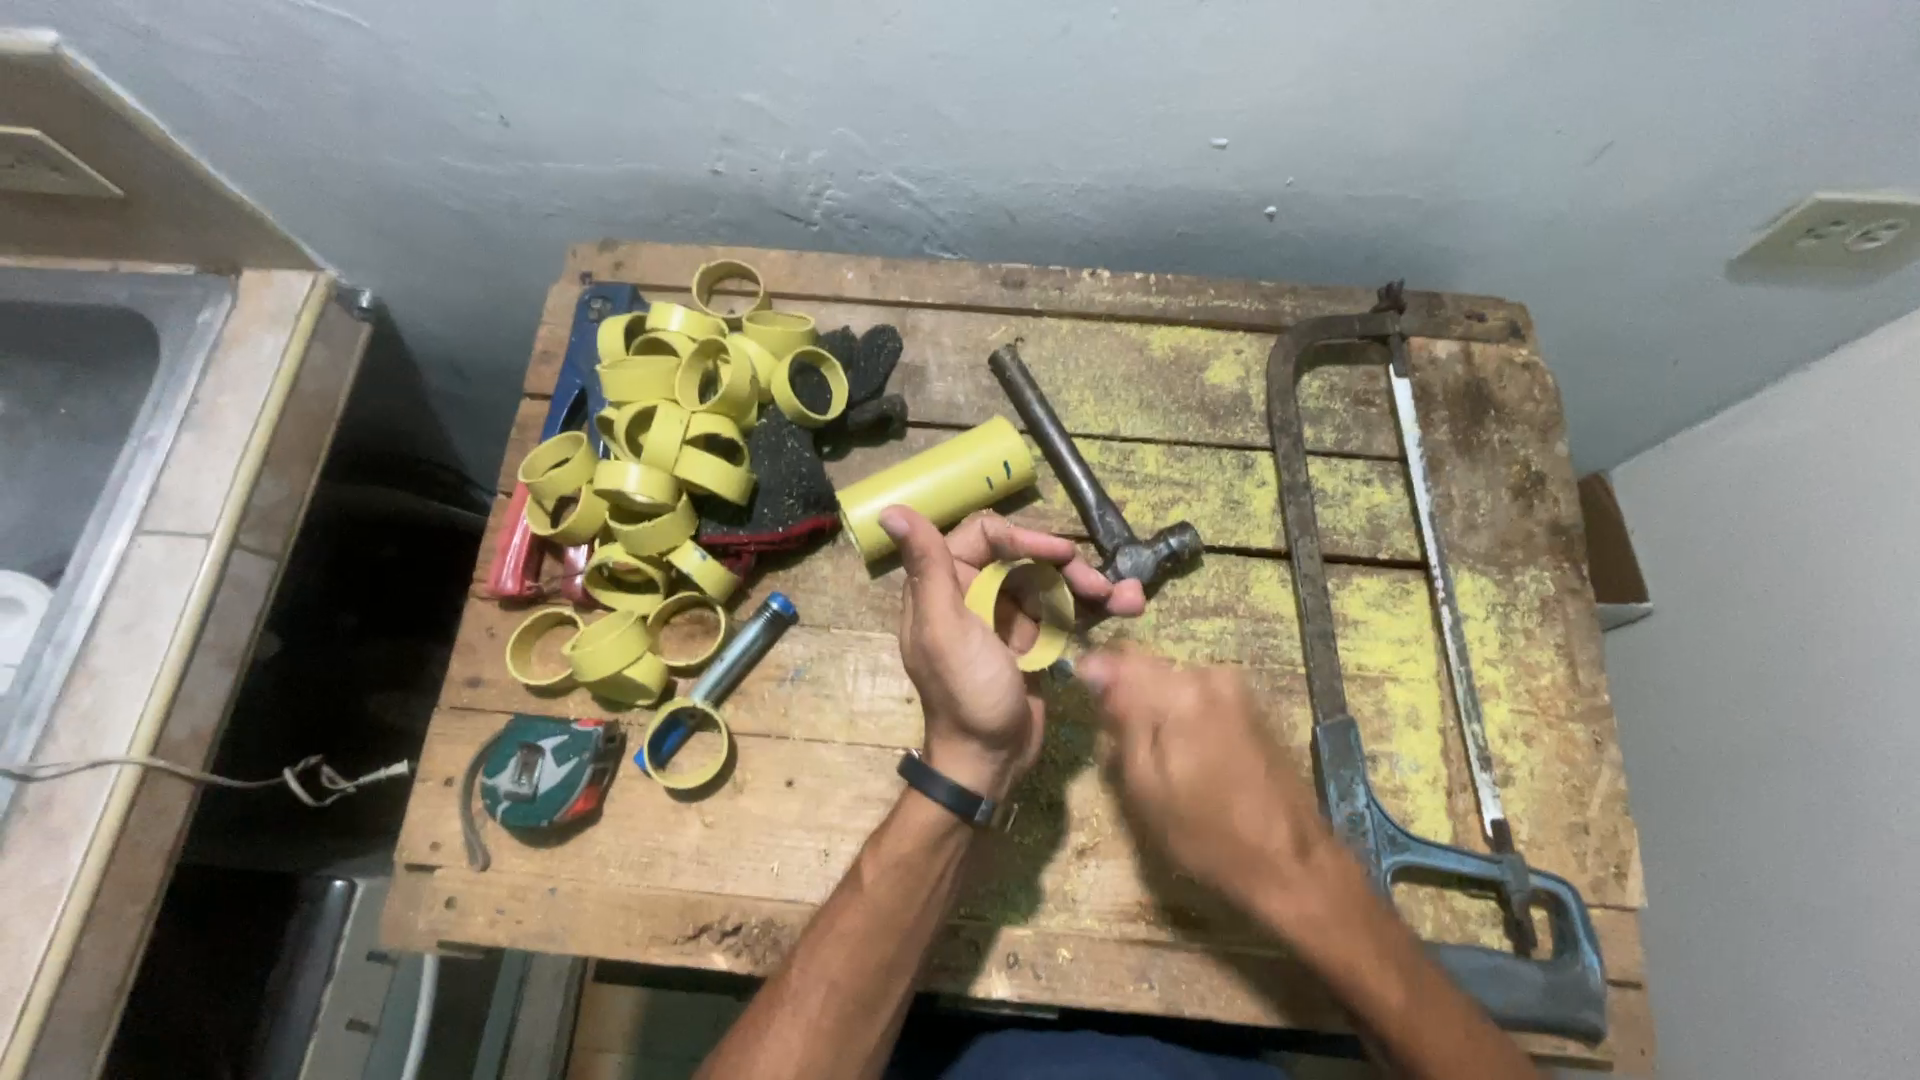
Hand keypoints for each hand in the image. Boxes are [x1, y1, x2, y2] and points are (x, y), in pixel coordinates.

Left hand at [879, 507, 1144, 799]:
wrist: (990, 760)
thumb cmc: (965, 694)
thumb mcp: (944, 629)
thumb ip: (927, 567)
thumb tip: (891, 510)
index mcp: (946, 584)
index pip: (986, 534)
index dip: (1025, 537)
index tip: (1061, 555)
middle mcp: (974, 593)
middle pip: (1027, 556)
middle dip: (1068, 567)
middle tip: (1103, 588)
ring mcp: (1006, 617)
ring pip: (1051, 581)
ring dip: (1090, 586)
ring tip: (1127, 600)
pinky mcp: (1033, 639)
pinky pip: (1063, 610)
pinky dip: (1091, 608)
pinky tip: (1123, 608)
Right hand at [1077, 645, 1340, 918]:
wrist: (1292, 863)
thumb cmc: (1206, 833)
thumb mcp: (1145, 785)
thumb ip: (1122, 719)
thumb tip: (1097, 673)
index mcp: (1180, 690)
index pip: (1121, 658)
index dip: (1095, 672)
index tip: (1078, 692)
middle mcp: (1211, 676)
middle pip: (1150, 669)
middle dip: (1127, 693)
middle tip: (1113, 736)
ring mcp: (1239, 691)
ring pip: (1176, 684)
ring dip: (1156, 707)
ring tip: (1147, 752)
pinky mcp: (1255, 709)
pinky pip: (1201, 698)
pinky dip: (1183, 716)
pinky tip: (1183, 754)